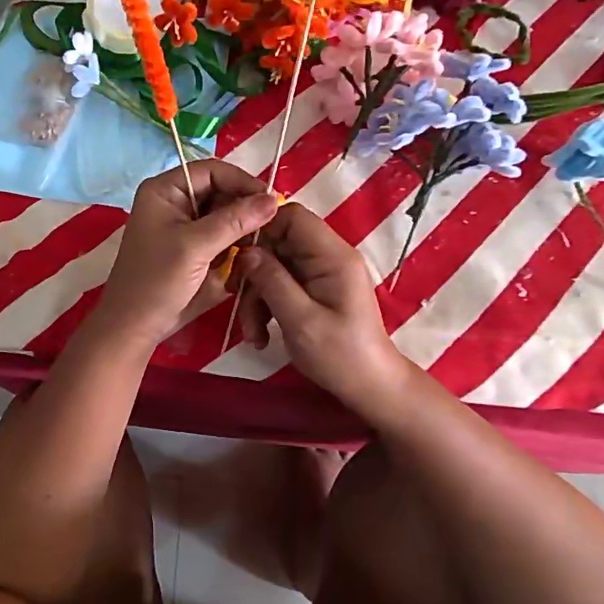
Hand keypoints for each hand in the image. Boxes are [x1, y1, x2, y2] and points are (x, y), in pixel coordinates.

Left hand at [94, 160, 278, 346]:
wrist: (134, 326)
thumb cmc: (157, 281)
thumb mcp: (196, 247)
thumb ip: (235, 220)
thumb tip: (273, 199)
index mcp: (165, 190)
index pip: (212, 171)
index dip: (243, 182)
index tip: (272, 201)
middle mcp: (174, 202)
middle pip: (220, 192)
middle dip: (244, 209)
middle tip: (270, 227)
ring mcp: (182, 227)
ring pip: (224, 216)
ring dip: (242, 229)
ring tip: (258, 244)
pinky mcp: (191, 249)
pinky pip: (220, 238)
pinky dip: (234, 246)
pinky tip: (245, 258)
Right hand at [232, 202, 414, 410]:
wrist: (369, 387)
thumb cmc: (340, 354)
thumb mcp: (300, 319)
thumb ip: (272, 281)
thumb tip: (246, 251)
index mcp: (332, 257)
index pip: (292, 217)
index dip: (261, 229)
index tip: (236, 254)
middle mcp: (328, 258)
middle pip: (278, 244)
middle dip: (253, 272)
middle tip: (234, 298)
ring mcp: (321, 275)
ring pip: (275, 268)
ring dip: (257, 298)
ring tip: (252, 334)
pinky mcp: (314, 292)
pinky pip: (281, 287)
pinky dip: (267, 308)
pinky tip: (261, 337)